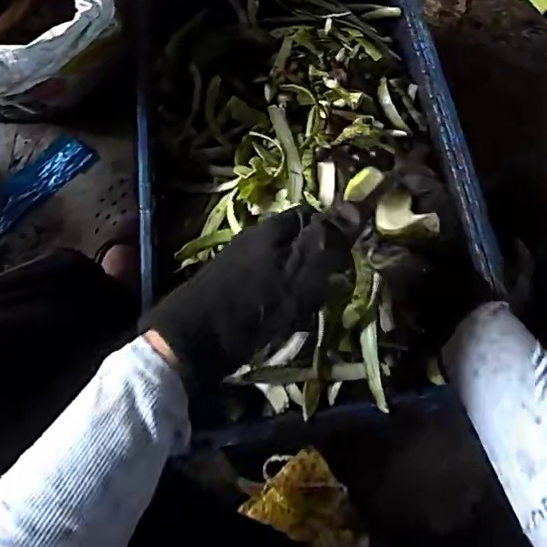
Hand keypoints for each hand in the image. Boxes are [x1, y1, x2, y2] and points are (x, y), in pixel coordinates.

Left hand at [140, 207, 348, 389]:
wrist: (190, 341)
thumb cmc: (254, 303)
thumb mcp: (301, 271)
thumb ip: (329, 239)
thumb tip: (357, 204)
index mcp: (274, 227)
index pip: (313, 215)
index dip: (333, 233)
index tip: (345, 259)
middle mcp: (254, 237)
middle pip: (298, 241)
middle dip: (316, 264)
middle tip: (326, 291)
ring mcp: (238, 262)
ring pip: (282, 266)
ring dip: (297, 286)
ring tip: (304, 312)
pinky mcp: (227, 288)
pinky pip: (265, 286)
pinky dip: (278, 301)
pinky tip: (278, 323)